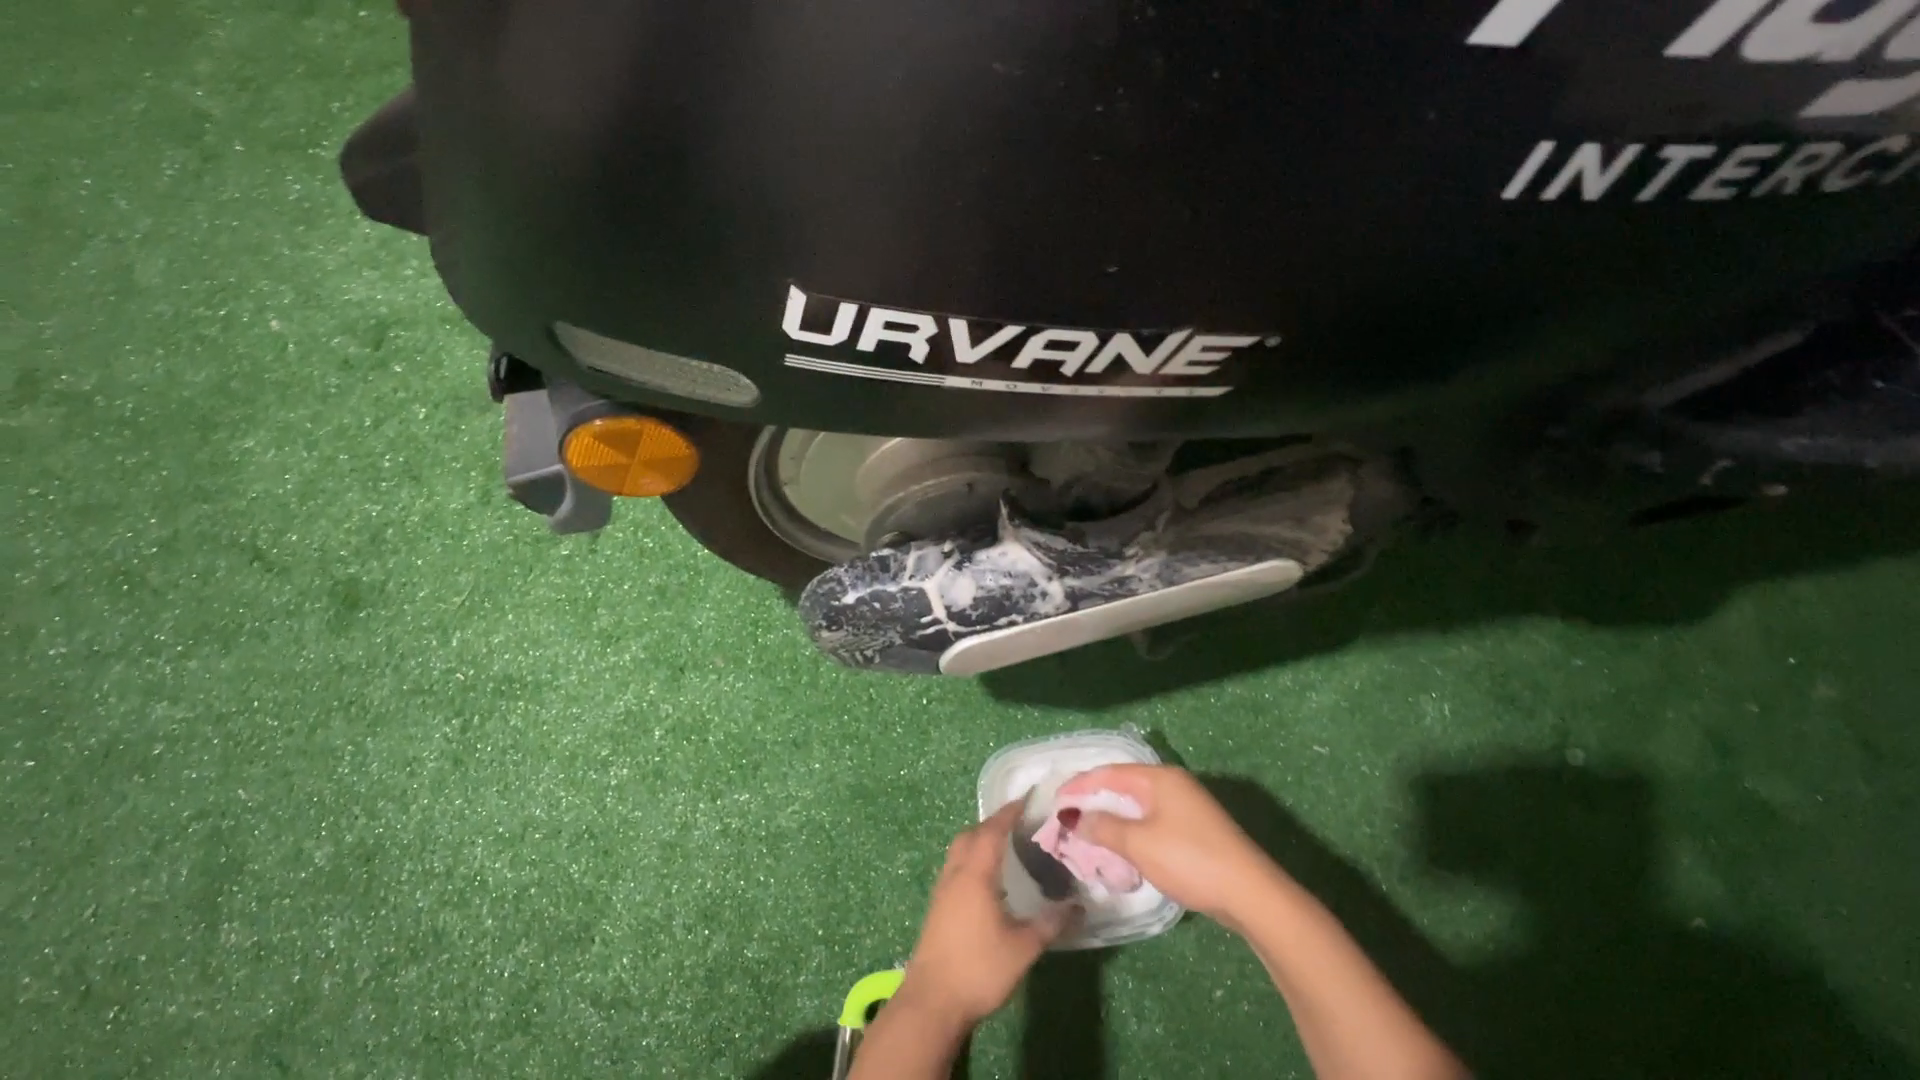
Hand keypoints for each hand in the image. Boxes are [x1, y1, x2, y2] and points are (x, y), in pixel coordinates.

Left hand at [892, 802, 1075, 1031]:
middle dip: (993, 823)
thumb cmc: (978, 969)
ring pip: (959, 852)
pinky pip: (956, 869)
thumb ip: (1050, 923)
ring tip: (1007, 846)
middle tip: (1020, 822)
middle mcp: (955, 876)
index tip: (1027, 798)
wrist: (931, 1002)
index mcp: (974, 875)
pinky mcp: (938, 909)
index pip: (992, 831)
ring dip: (980, 841)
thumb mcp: (1023, 948)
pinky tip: (990, 880)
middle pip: (970, 836)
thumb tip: (1079, 906)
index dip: (1009, 812)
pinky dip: (973, 861)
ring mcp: (942, 892)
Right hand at [1059, 765, 1284, 925]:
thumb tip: (1075, 817)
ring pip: (1138, 806)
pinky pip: (1152, 822)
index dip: (1079, 785)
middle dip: (1094, 801)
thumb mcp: (1138, 843)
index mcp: (1159, 778)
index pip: (1109, 772)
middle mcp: (1173, 784)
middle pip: (1124, 785)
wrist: (1249, 892)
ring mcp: (1187, 807)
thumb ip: (1103, 827)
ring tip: (1088, 835)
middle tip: (1067, 819)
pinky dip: (1131, 831)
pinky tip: (1122, 850)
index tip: (1054, 802)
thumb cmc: (1189, 859)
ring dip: (1112, 819)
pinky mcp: (1195, 830)